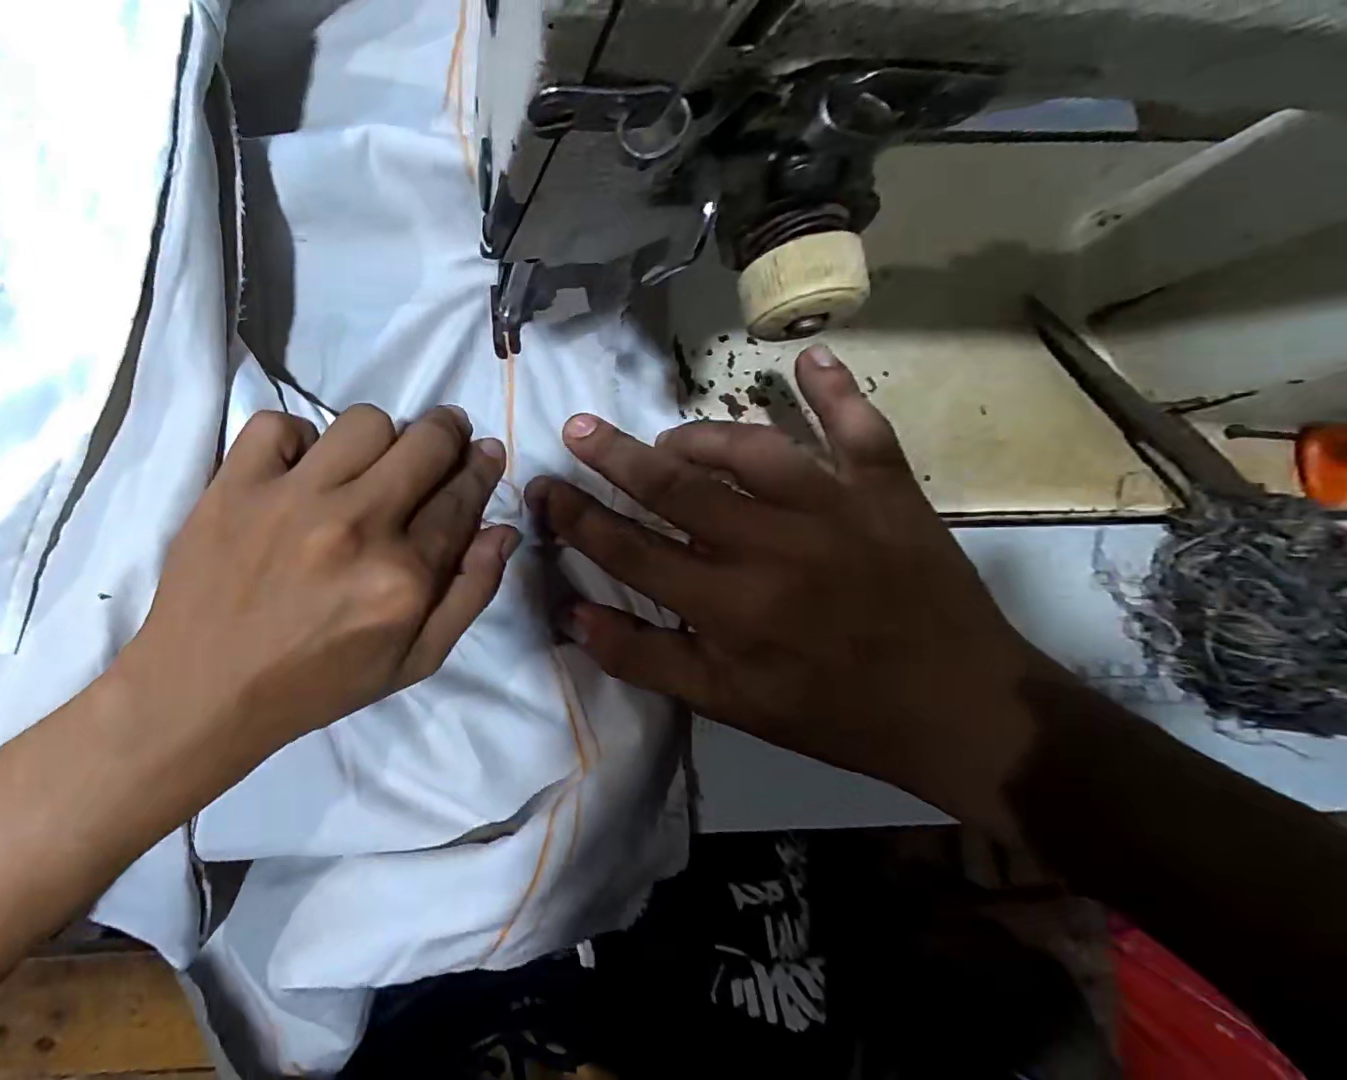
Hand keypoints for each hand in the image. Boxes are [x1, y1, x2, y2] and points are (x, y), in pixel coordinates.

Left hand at [119, 404, 518, 762]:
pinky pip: (279, 423)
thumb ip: (467, 597)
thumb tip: (502, 529)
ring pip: (363, 421)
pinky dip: (295, 440)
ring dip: (377, 438)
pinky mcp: (234, 485)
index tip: (483, 452)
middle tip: (441, 440)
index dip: (479, 469)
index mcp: (402, 578)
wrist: (203, 690)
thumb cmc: (313, 684)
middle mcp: (355, 526)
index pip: (460, 498)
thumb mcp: (410, 664)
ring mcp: (290, 499)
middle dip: (447, 433)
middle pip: (424, 442)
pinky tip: (296, 472)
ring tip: (364, 464)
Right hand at [526, 345, 1043, 824]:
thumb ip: (643, 657)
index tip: (542, 488)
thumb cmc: (830, 713)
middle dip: (616, 456)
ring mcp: (839, 511)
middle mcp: (778, 547)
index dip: (578, 517)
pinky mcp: (891, 494)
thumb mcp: (726, 704)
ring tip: (666, 440)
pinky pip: (860, 429)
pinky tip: (809, 358)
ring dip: (698, 435)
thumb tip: (572, 614)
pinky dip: (835, 391)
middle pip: (679, 487)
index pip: (632, 550)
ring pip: (753, 448)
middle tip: (577, 427)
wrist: (967, 712)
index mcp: (733, 607)